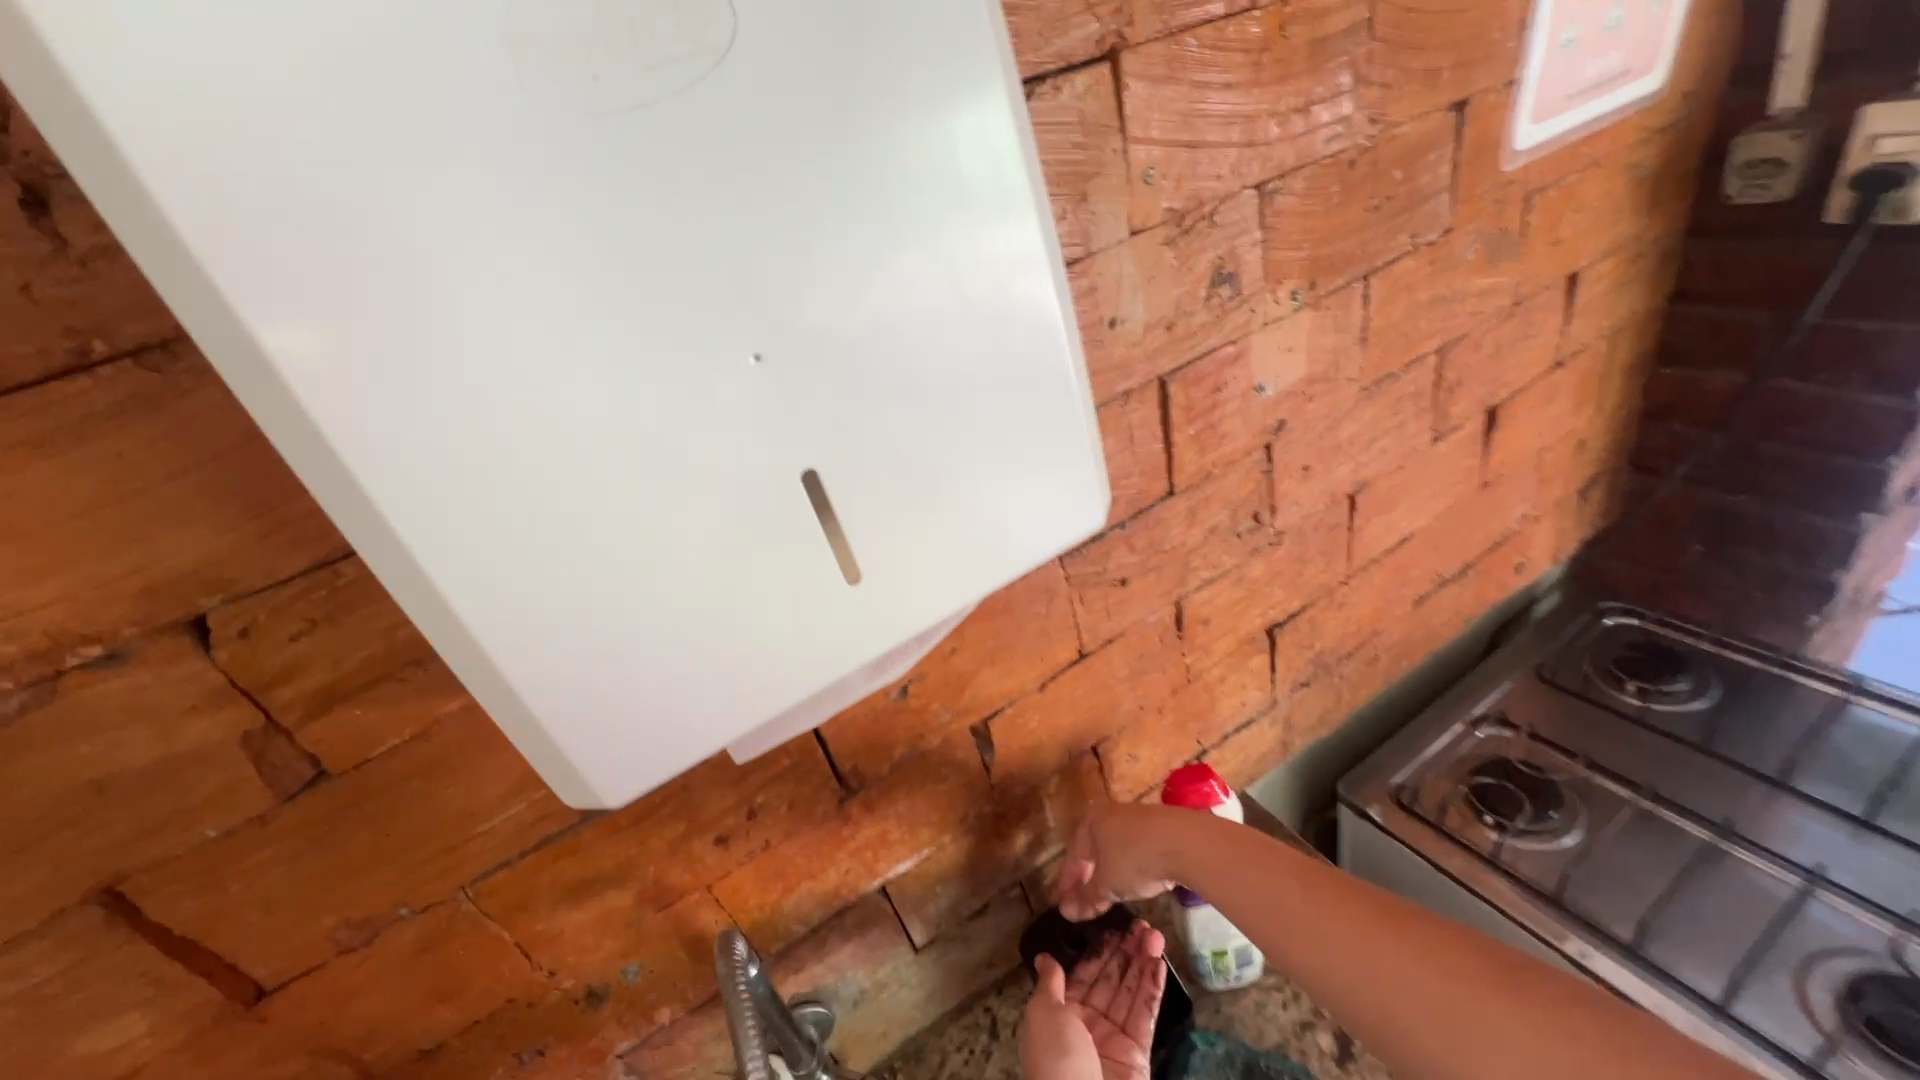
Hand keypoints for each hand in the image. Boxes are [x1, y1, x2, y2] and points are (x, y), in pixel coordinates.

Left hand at [1019, 921, 1167, 1079]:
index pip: (1081, 975)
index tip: (1112, 925)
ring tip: (1154, 934)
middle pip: (1108, 980)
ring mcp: (1113, 1038)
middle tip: (1140, 923)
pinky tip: (1160, 961)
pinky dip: (1153, 987)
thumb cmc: (1056, 1060)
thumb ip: (1050, 985)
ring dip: (1142, 963)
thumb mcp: (1043, 1016)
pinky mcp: (1137, 1052)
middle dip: (1123, 952)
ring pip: (1129, 992)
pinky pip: (1144, 1013)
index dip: (1097, 951)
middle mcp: (1086, 1024)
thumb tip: (1043, 958)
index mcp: (1059, 1015)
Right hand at [1055, 803, 1179, 921]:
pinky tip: (1133, 882)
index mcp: (1090, 821)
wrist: (1186, 842)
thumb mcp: (1106, 884)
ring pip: (1114, 850)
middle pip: (1092, 852)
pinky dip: (1129, 868)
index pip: (1072, 858)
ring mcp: (1136, 818)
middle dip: (1087, 879)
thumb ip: (1086, 898)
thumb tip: (1066, 912)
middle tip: (1083, 904)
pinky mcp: (1159, 827)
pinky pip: (1135, 850)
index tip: (1063, 906)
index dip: (1067, 885)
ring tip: (1107, 896)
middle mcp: (1109, 814)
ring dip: (1108, 874)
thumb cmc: (1134, 859)